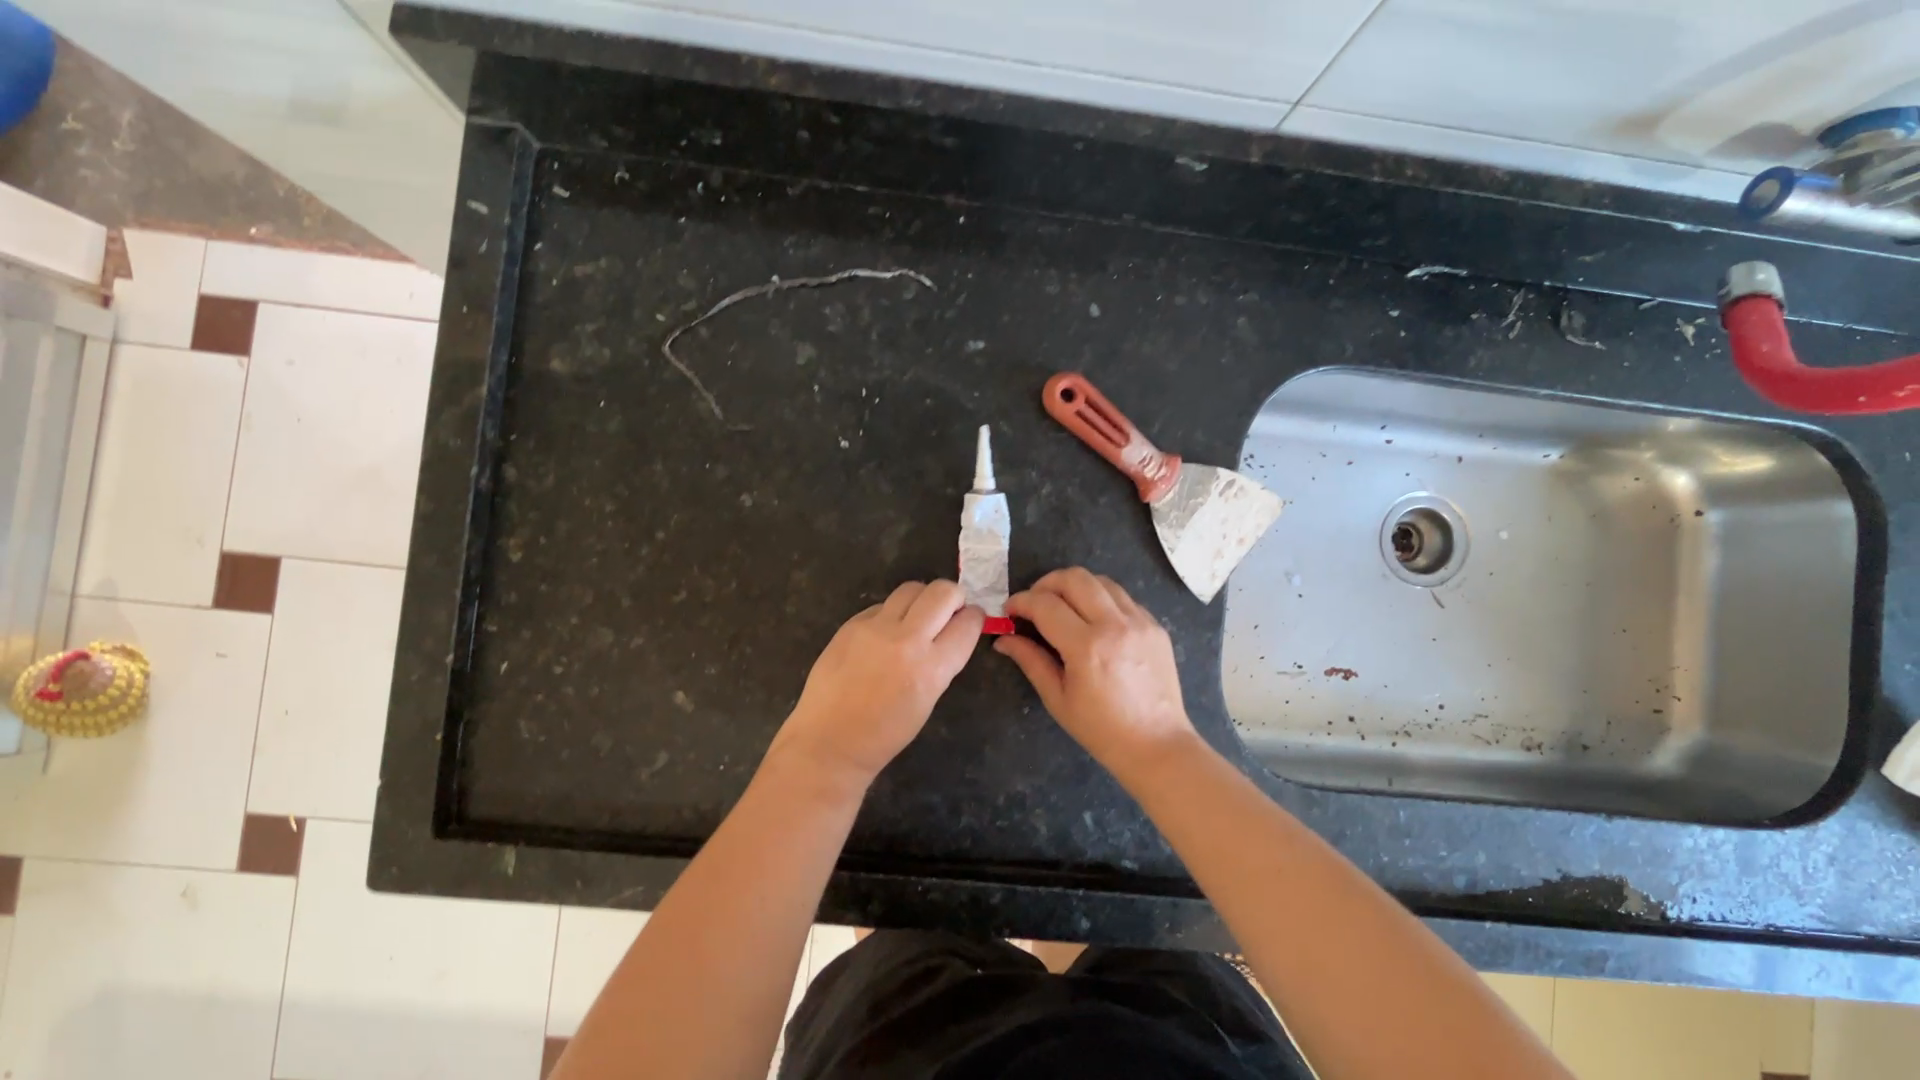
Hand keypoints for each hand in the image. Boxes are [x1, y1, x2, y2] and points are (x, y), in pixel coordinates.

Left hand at [770, 580, 984, 785]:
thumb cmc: (885, 733)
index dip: (975, 618)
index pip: (968, 623)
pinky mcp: (851, 624)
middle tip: (948, 612)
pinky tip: (884, 635)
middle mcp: (907, 640)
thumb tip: (951, 631)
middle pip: (943, 592)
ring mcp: (875, 628)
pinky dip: (891, 614)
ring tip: (916, 618)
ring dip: (922, 599)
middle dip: (953, 597)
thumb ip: (942, 662)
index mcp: (932, 668)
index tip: (971, 619)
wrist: (830, 740)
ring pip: (911, 588)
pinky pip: (882, 605)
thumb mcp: (928, 700)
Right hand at [995, 568, 1198, 784]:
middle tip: (1035, 604)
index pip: (1045, 604)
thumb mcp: (1058, 699)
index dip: (1021, 602)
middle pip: (1074, 578)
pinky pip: (1122, 597)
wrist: (1157, 744)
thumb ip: (1030, 661)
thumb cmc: (1101, 730)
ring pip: (1101, 580)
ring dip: (1075, 587)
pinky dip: (1101, 599)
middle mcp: (1115, 625)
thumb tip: (1003, 638)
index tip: (1010, 611)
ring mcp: (1140, 622)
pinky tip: (1093, 622)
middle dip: (1046, 584)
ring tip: (1063, 608)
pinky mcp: (1155, 625)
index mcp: (1087, 647)